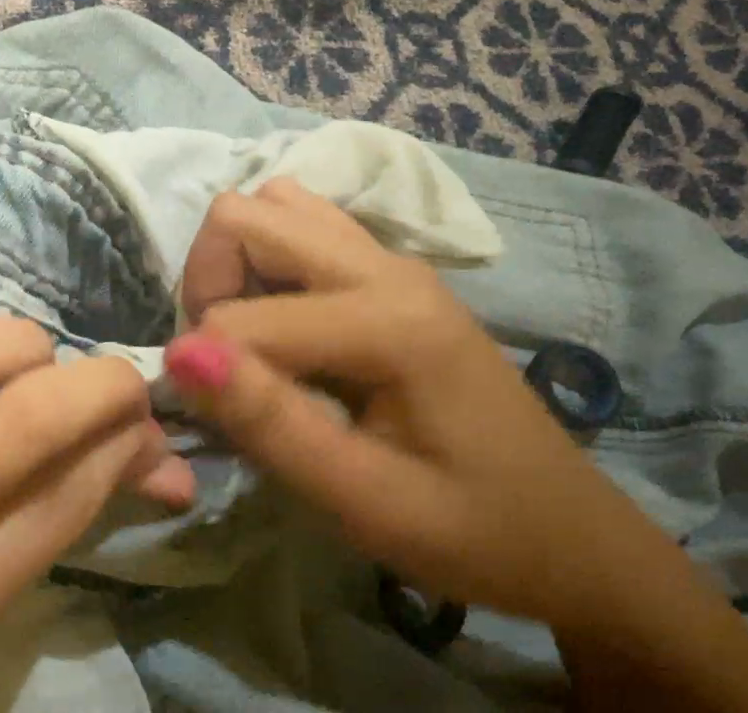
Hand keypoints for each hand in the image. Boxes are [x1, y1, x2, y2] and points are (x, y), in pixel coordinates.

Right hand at [165, 178, 683, 632]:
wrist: (571, 540)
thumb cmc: (471, 532)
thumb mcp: (365, 503)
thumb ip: (269, 424)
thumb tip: (177, 355)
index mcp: (390, 322)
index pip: (238, 318)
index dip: (204, 372)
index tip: (215, 425)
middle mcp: (387, 266)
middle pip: (245, 215)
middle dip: (205, 283)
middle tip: (220, 360)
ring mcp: (391, 261)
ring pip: (272, 207)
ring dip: (235, 263)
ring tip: (247, 336)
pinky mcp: (389, 272)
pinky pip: (300, 226)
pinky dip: (264, 260)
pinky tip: (281, 322)